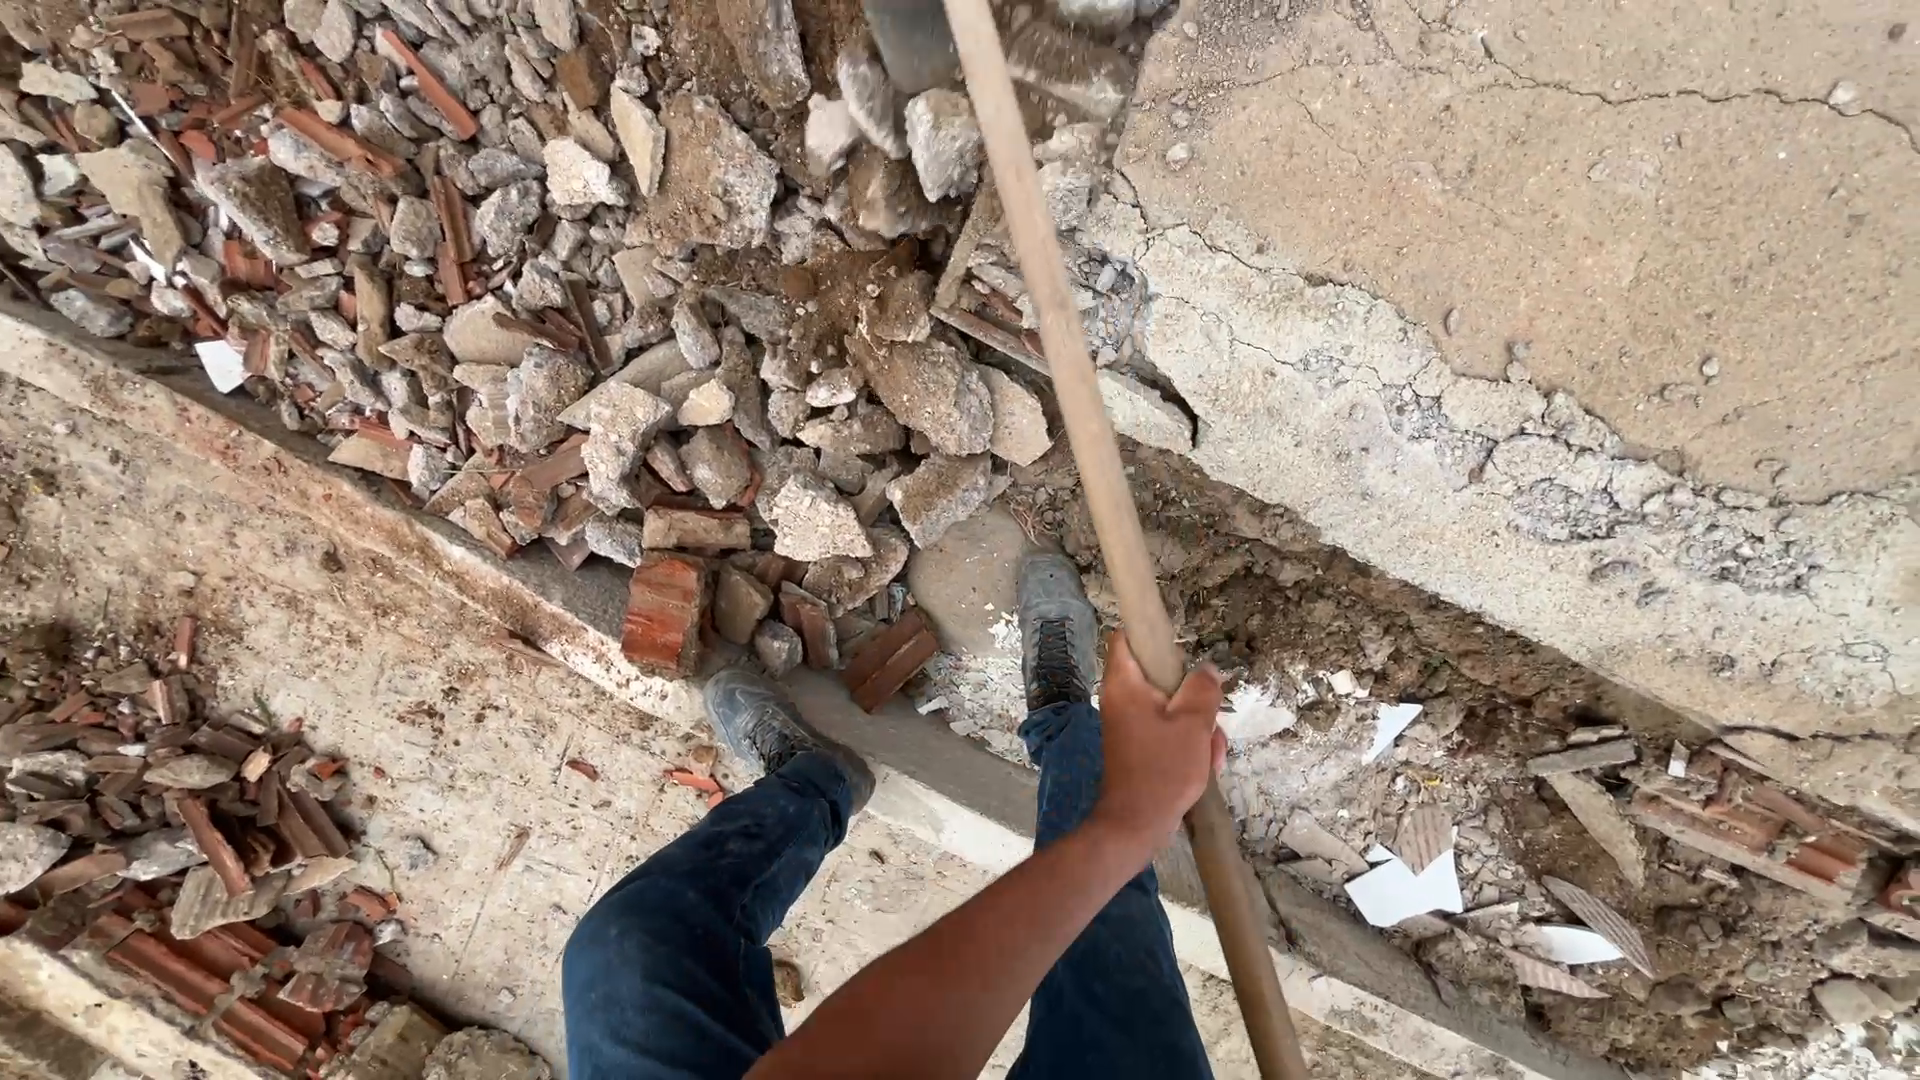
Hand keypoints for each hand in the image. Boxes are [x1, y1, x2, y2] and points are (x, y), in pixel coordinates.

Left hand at [1089, 632, 1224, 848]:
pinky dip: (1187, 744)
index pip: (1126, 637)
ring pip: (1171, 707)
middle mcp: (1120, 697)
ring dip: (1197, 726)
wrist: (1138, 823)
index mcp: (1124, 683)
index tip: (1180, 645)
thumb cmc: (1162, 768)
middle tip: (1208, 718)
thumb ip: (1202, 689)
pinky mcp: (1138, 744)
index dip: (1151, 633)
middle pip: (1160, 676)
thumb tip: (1207, 669)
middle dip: (1192, 696)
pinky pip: (1167, 730)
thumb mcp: (1193, 724)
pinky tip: (1203, 765)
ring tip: (1209, 752)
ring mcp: (1128, 722)